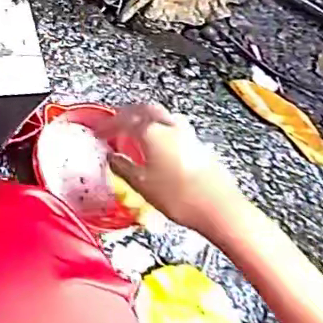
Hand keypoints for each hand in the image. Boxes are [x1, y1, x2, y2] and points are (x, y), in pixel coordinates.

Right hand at [104, 102, 248, 234]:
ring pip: (164, 117)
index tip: (99, 131)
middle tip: (118, 121)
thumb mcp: (142, 185)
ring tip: (139, 131)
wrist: (223, 213)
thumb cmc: (180, 197)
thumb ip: (123, 167)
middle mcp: (171, 128)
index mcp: (152, 132)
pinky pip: (177, 130)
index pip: (123, 120)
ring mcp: (190, 137)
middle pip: (146, 109)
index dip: (108, 125)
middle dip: (129, 113)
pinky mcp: (203, 149)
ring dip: (149, 119)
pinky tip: (161, 147)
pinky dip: (163, 132)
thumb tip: (112, 158)